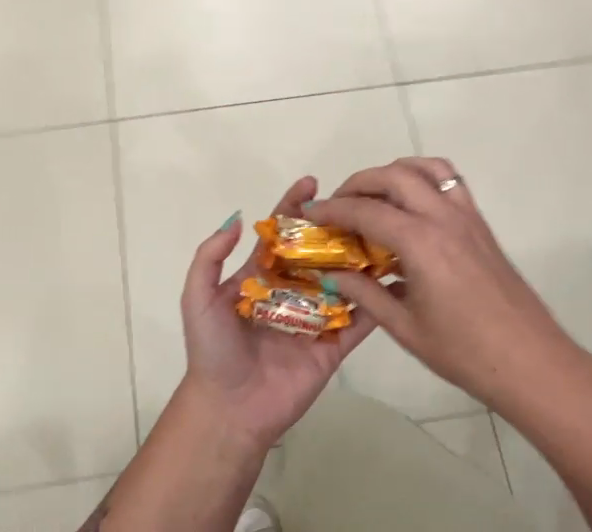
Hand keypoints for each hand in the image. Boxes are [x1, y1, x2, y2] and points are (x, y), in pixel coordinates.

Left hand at [177, 176, 378, 448]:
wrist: (228, 409)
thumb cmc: (211, 350)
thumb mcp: (197, 297)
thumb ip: (211, 257)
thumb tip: (238, 218)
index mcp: (260, 277)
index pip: (280, 234)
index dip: (293, 207)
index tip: (311, 182)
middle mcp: (290, 291)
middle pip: (316, 252)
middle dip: (334, 228)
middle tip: (359, 204)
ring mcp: (314, 318)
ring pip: (341, 282)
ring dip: (359, 259)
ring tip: (382, 233)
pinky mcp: (333, 346)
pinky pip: (358, 322)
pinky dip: (376, 304)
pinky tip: (394, 280)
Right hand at [304, 158, 572, 406]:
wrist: (531, 362)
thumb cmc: (465, 353)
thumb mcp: (405, 328)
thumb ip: (365, 294)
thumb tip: (331, 274)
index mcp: (420, 242)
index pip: (365, 211)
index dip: (332, 210)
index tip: (310, 214)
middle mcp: (442, 217)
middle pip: (392, 176)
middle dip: (358, 184)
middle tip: (338, 206)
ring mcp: (466, 216)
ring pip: (424, 168)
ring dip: (392, 173)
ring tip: (374, 197)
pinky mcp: (480, 224)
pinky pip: (449, 181)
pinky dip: (423, 178)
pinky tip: (411, 207)